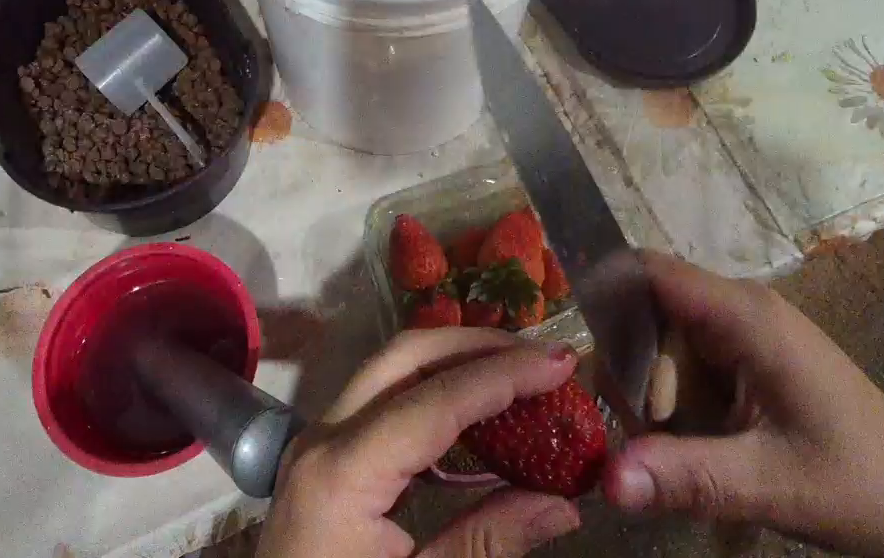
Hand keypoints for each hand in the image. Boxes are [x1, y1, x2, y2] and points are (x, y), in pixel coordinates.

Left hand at [258, 328, 582, 557]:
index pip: (434, 399)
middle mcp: (324, 438)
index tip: (562, 363)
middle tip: (541, 358)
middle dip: (477, 346)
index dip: (503, 375)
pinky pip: (384, 403)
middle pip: (405, 357)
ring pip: (392, 370)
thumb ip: (487, 545)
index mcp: (341, 475)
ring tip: (520, 376)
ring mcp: (319, 443)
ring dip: (457, 363)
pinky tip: (478, 420)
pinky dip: (435, 396)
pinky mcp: (325, 459)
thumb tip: (564, 504)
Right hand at [604, 253, 883, 557]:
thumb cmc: (865, 486)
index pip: (652, 271)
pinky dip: (674, 406)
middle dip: (630, 372)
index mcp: (746, 317)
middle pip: (648, 315)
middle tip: (636, 435)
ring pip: (661, 346)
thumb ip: (687, 475)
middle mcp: (739, 313)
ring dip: (652, 396)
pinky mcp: (746, 365)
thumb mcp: (773, 485)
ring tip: (672, 451)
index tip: (573, 346)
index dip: (605, 289)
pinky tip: (693, 447)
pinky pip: (685, 369)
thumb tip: (607, 480)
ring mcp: (743, 338)